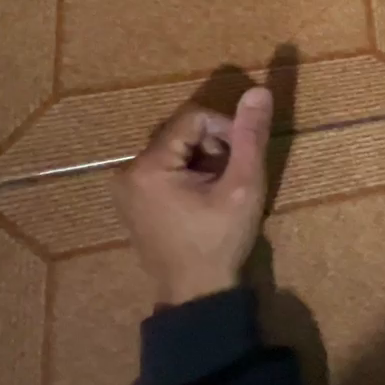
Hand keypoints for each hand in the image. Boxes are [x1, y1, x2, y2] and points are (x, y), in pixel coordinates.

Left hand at [113, 88, 274, 305]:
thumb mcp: (244, 185)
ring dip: (205, 157)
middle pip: (182, 131)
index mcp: (148, 166)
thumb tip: (258, 90)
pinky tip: (205, 196)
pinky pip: (166, 166)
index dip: (226, 128)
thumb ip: (250, 136)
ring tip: (222, 186)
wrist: (196, 294)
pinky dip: (191, 171)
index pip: (194, 116)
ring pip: (176, 147)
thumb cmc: (219, 239)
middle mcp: (127, 171)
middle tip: (234, 173)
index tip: (243, 155)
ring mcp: (126, 188)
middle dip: (215, 144)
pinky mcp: (133, 200)